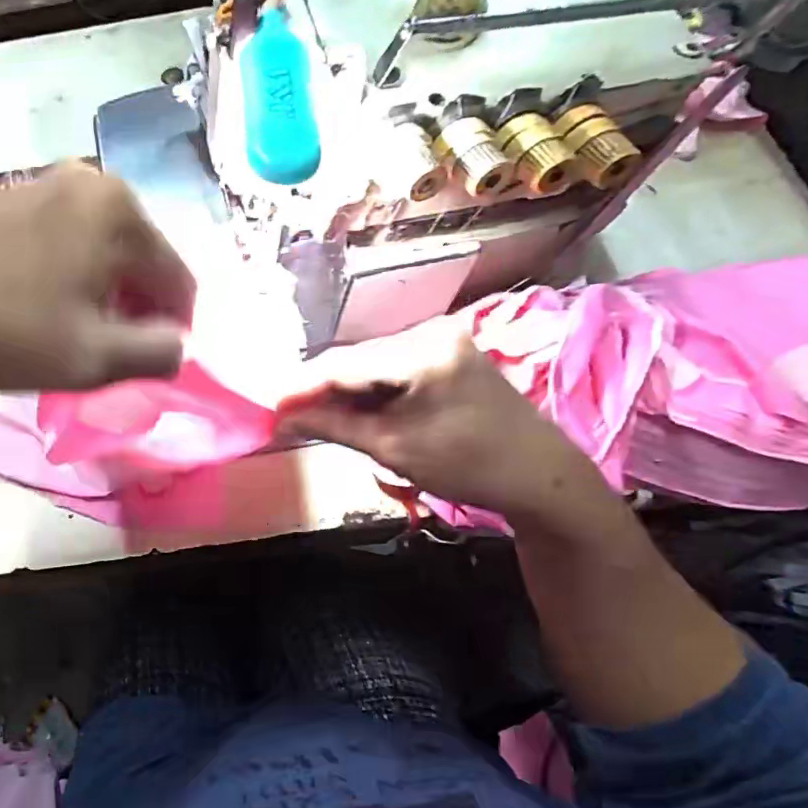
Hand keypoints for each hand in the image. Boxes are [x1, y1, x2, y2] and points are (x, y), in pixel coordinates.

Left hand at [0, 167, 195, 400]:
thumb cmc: (1, 325)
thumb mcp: (92, 358)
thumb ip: (156, 355)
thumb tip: (178, 346)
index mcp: (124, 212)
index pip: (179, 281)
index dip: (172, 331)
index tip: (146, 365)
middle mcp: (90, 182)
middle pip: (138, 261)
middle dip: (130, 310)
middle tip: (102, 353)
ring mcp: (39, 181)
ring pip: (95, 252)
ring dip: (93, 294)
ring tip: (60, 333)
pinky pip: (55, 242)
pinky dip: (56, 277)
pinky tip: (24, 305)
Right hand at [278, 316, 614, 527]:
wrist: (539, 475)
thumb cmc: (469, 466)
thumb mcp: (393, 448)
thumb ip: (333, 425)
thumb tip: (284, 417)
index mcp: (423, 351)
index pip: (343, 364)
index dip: (300, 386)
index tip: (268, 406)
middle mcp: (430, 332)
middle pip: (356, 359)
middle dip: (320, 389)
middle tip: (287, 417)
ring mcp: (441, 338)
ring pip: (371, 363)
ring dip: (343, 390)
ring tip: (315, 418)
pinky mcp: (446, 352)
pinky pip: (392, 367)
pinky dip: (369, 389)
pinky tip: (353, 410)